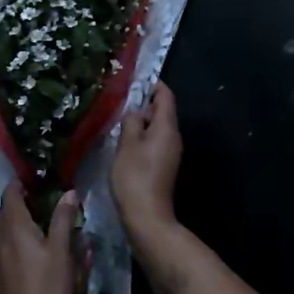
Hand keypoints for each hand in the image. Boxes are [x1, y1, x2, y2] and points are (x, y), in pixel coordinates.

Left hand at [0, 183, 77, 293]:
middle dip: (12, 205)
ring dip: (0, 223)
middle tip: (33, 206)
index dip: (17, 186)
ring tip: (17, 227)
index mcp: (16, 228)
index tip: (28, 181)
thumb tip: (69, 192)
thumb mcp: (62, 250)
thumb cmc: (48, 285)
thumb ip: (63, 219)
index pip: (10, 197)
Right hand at [113, 81, 181, 235]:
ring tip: (119, 117)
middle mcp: (174, 136)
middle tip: (122, 97)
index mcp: (167, 127)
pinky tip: (125, 140)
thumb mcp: (127, 145)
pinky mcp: (165, 164)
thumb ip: (131, 122)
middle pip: (163, 111)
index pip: (166, 97)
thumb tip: (134, 109)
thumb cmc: (135, 176)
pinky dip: (143, 135)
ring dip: (142, 120)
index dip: (154, 85)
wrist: (147, 215)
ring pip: (158, 127)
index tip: (137, 77)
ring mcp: (171, 151)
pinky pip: (156, 141)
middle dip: (145, 102)